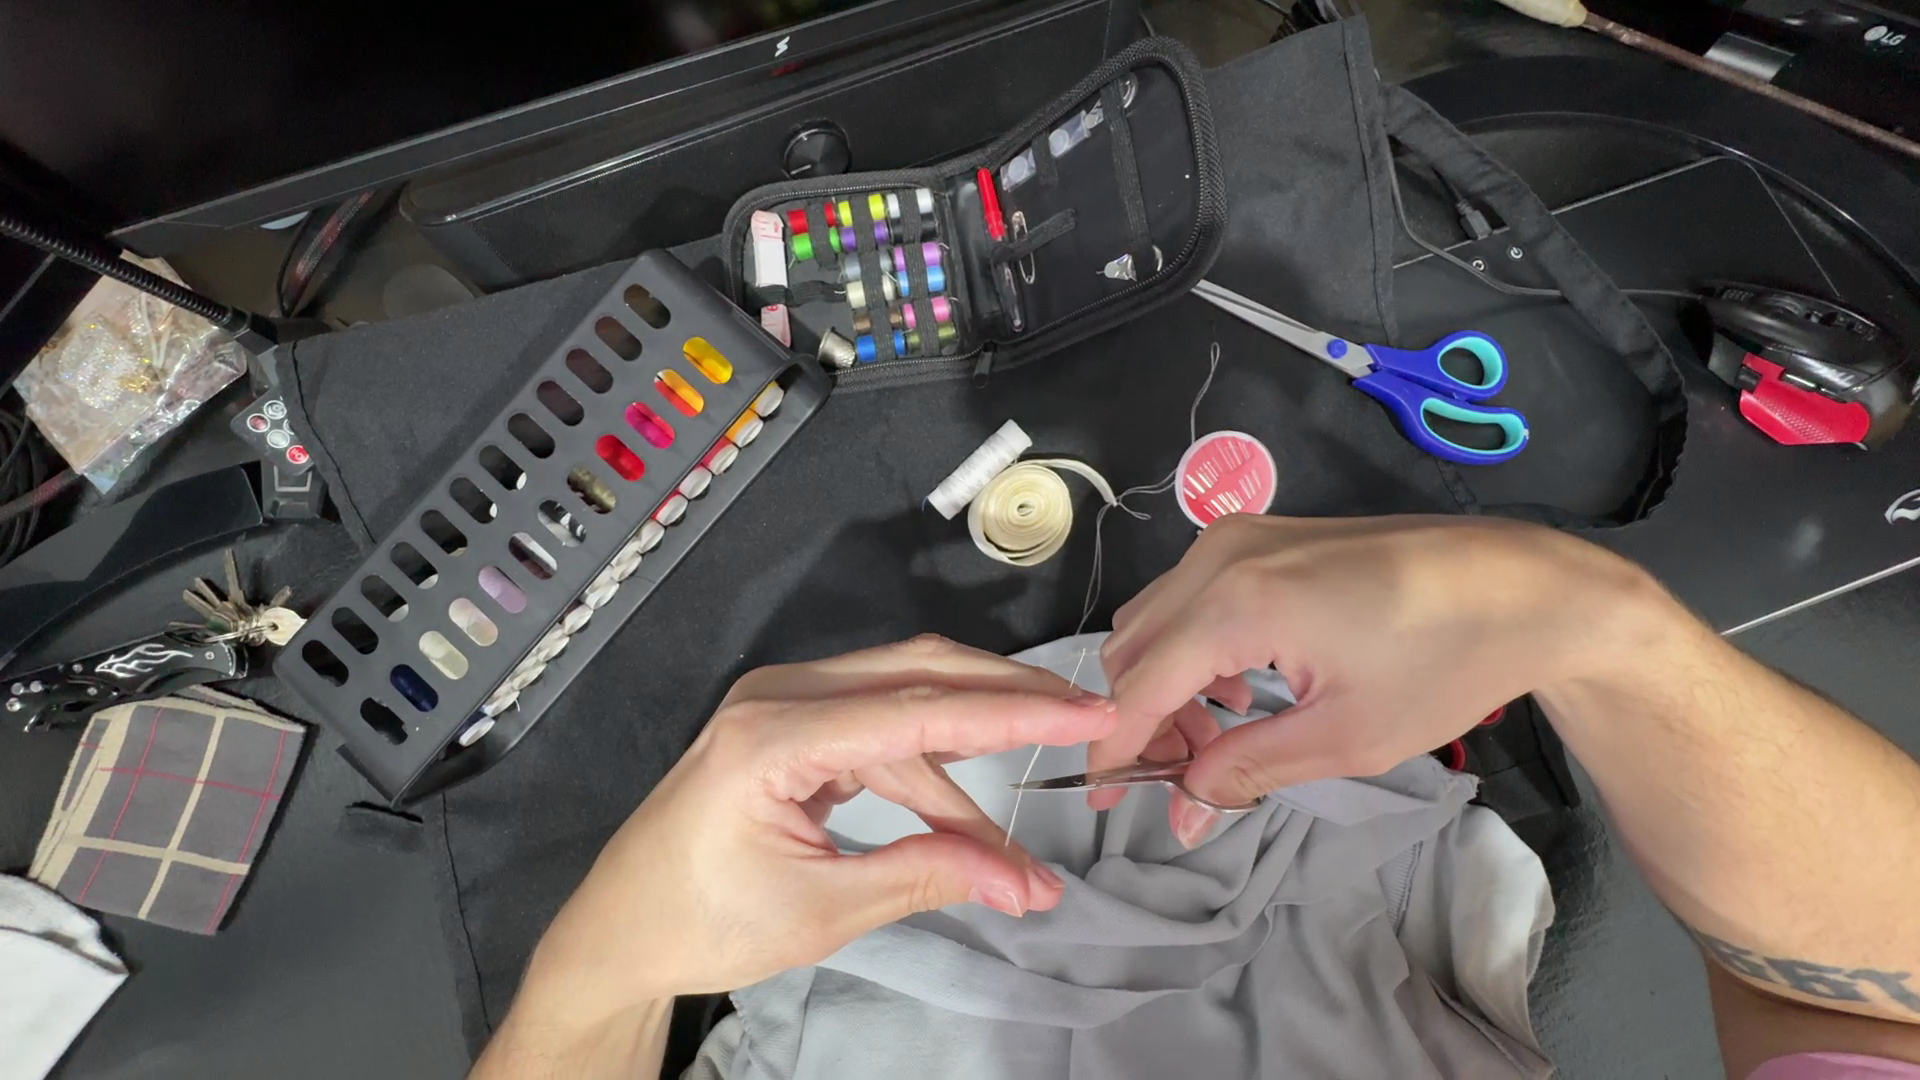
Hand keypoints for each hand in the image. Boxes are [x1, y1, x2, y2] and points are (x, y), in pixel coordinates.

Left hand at [503, 636, 1117, 1038]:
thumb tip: (1025, 881)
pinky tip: (969, 800)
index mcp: (774, 733)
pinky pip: (881, 722)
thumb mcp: (819, 910)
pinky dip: (932, 761)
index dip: (1010, 712)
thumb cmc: (702, 923)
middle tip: (1084, 712)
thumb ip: (924, 875)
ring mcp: (787, 698)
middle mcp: (783, 692)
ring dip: (973, 741)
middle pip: (919, 671)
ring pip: (907, 695)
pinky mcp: (796, 718)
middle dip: (1007, 693)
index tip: (1084, 714)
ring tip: (1040, 781)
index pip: (917, 709)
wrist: (618, 927)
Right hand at [1092, 514, 1657, 844]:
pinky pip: (1183, 597)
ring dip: (1161, 682)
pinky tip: (1236, 681)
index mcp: (1236, 603)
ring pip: (1150, 619)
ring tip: (1216, 731)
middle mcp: (1215, 557)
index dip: (1114, 745)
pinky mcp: (1248, 535)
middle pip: (1131, 647)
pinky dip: (1187, 647)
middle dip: (1141, 717)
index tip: (1102, 795)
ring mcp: (1229, 538)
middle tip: (1181, 771)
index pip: (1138, 684)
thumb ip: (1245, 769)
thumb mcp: (1346, 737)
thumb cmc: (1442, 665)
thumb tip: (1183, 809)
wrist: (1522, 586)